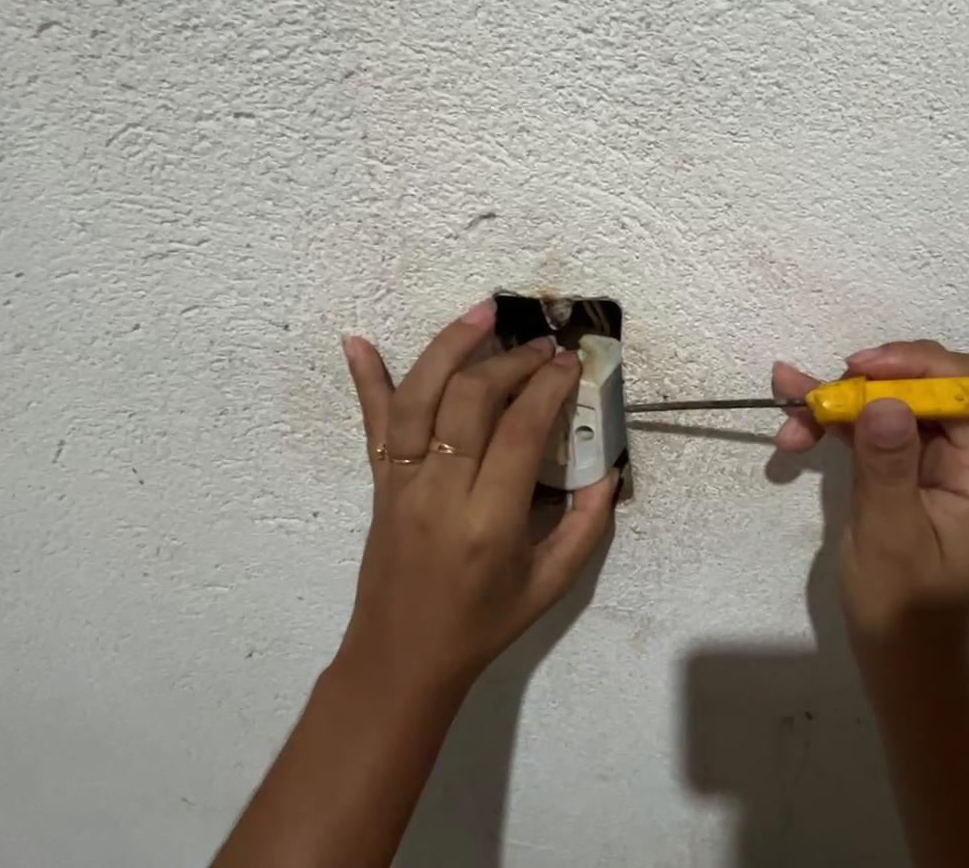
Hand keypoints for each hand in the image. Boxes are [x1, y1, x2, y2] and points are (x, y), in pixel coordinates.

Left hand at [338, 301, 618, 695]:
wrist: (401, 658)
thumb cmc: (482, 624)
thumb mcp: (551, 585)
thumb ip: (587, 526)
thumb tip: (610, 470)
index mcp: (488, 522)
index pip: (520, 431)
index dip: (547, 387)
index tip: (568, 363)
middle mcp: (440, 493)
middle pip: (470, 400)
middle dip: (511, 361)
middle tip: (542, 344)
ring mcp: (401, 484)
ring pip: (419, 397)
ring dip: (450, 346)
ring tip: (482, 310)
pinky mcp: (379, 483)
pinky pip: (372, 425)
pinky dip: (365, 379)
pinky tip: (358, 340)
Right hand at [772, 341, 968, 644]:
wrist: (898, 649)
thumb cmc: (904, 604)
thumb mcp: (891, 537)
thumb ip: (889, 467)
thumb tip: (884, 400)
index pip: (966, 388)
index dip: (916, 365)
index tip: (860, 370)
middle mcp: (965, 454)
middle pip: (925, 385)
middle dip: (869, 381)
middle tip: (819, 396)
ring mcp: (931, 459)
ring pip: (890, 401)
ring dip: (839, 400)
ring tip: (789, 405)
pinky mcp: (900, 466)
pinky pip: (869, 426)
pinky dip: (833, 419)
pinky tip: (792, 416)